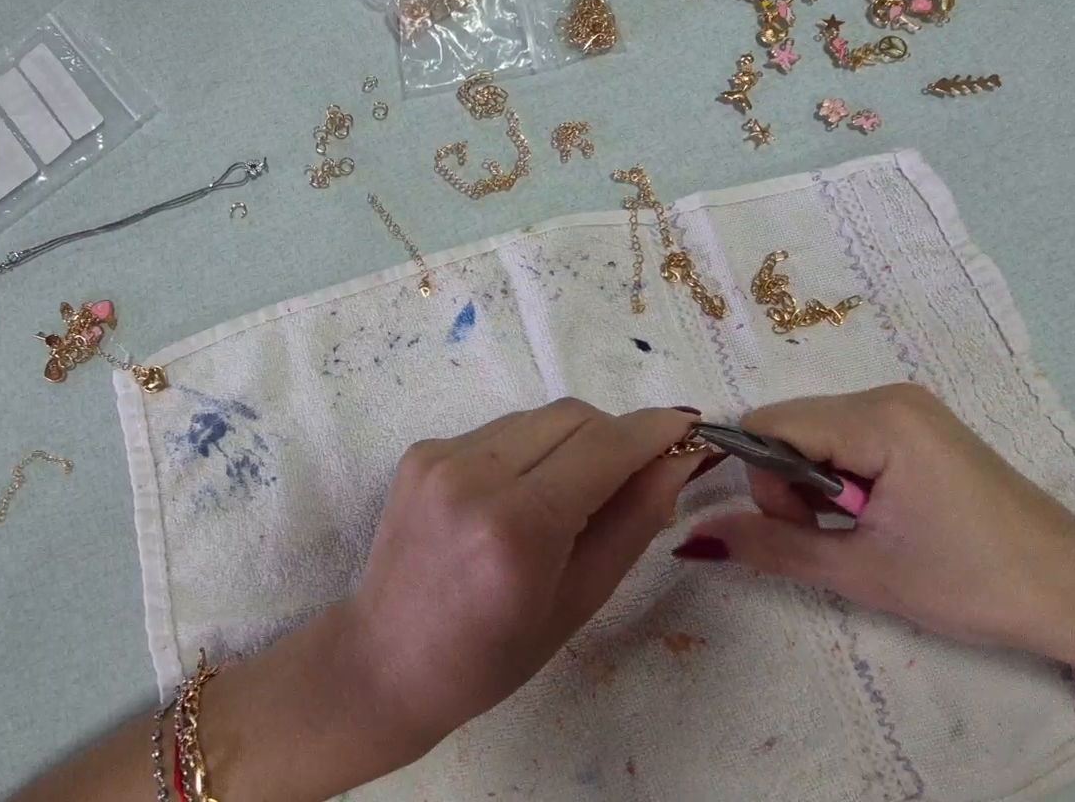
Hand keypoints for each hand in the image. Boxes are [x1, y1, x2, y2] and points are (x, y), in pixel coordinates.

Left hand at [343, 399, 703, 754]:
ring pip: (535, 418)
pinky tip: (520, 494)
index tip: (688, 427)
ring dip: (570, 441)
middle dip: (614, 435)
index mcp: (517, 526)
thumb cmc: (492, 655)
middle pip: (571, 416)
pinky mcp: (420, 450)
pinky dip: (527, 450)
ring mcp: (439, 456)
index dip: (653, 430)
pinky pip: (497, 431)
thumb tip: (676, 460)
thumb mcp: (579, 601)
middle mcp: (473, 475)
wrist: (387, 659)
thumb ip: (633, 522)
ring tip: (569, 495)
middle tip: (632, 475)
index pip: (603, 447)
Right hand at [682, 384, 1074, 661]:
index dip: (763, 480)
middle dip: (788, 484)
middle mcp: (888, 395)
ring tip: (861, 531)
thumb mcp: (862, 573)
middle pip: (788, 426)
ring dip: (813, 484)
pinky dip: (838, 476)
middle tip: (832, 537)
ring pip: (811, 432)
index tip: (798, 529)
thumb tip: (694, 537)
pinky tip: (877, 514)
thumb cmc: (977, 586)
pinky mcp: (917, 424)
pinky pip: (842, 436)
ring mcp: (906, 406)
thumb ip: (771, 547)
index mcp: (878, 419)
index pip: (768, 426)